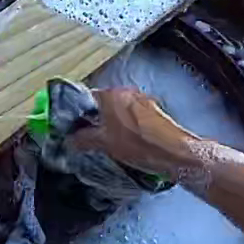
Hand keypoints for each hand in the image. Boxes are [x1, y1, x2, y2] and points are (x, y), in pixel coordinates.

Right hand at [69, 87, 199, 179]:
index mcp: (110, 94)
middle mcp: (126, 90)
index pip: (86, 98)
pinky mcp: (154, 108)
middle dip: (96, 118)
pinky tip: (128, 139)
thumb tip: (69, 139)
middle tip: (91, 137)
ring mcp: (142, 98)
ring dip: (112, 121)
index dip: (78, 114)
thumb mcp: (104, 144)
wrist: (174, 152)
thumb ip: (83, 139)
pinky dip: (127, 123)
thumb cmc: (136, 144)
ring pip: (119, 108)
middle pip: (103, 102)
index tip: (75, 128)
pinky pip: (132, 113)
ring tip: (110, 140)